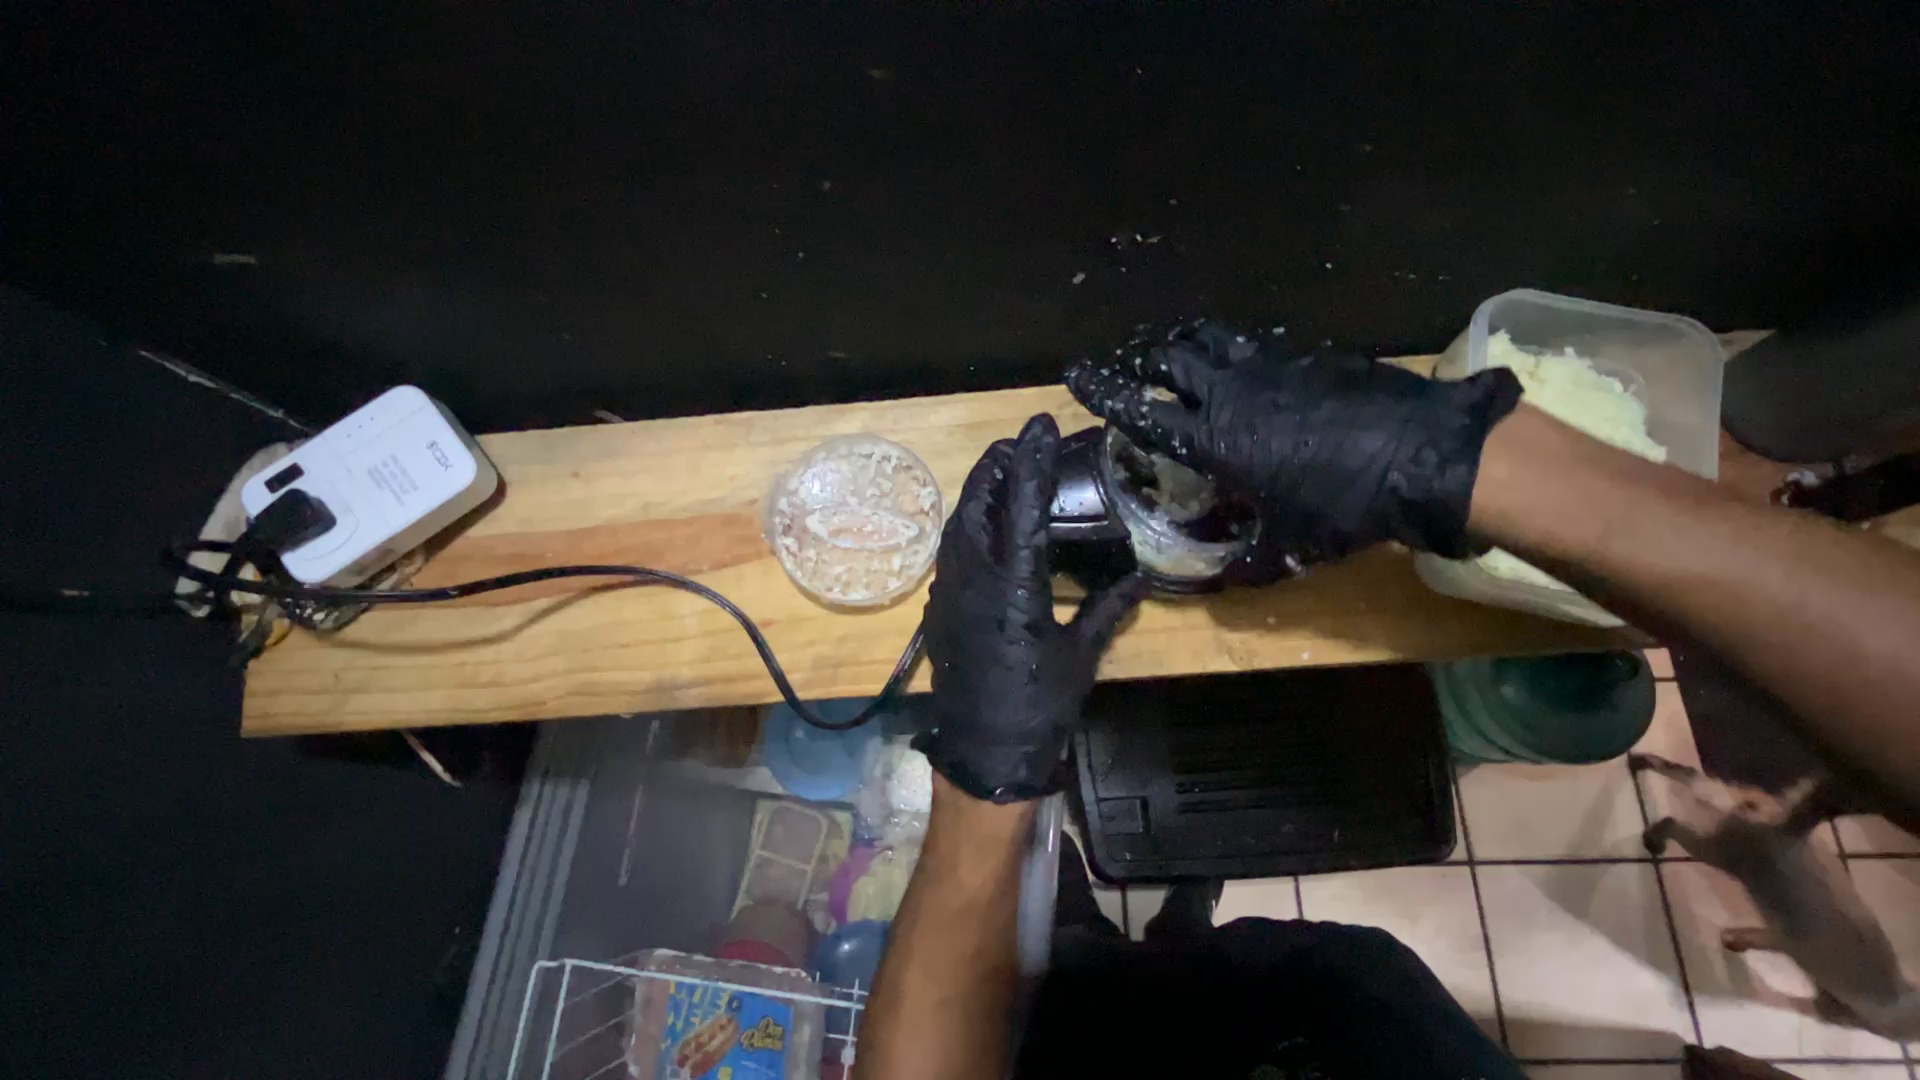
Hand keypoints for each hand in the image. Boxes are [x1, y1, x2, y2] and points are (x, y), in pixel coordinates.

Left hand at [915, 414, 1147, 802]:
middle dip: (996, 466)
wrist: (984, 752)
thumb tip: (1143, 579)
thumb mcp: (1081, 655)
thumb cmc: (1039, 705)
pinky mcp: (939, 608)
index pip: (1021, 504)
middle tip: (1020, 445)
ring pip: (957, 524)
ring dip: (979, 493)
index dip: (1031, 459)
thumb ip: (1108, 609)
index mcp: (1014, 583)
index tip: (1040, 424)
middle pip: (977, 503)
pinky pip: (950, 551)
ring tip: (1004, 475)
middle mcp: (973, 576)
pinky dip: (968, 527)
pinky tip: (986, 529)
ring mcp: (949, 592)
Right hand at [1065, 320, 1522, 575]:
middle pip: (1171, 358)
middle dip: (1146, 362)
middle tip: (1138, 371)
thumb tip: (1222, 585)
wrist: (1426, 456)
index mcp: (1214, 440)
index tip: (1077, 374)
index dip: (1104, 392)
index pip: (1141, 411)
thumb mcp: (1290, 544)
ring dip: (1188, 345)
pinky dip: (1237, 349)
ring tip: (1183, 354)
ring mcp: (1271, 365)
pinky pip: (1256, 342)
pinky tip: (1250, 366)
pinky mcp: (1308, 355)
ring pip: (1210, 338)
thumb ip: (1247, 561)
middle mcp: (1231, 393)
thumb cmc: (1345, 507)